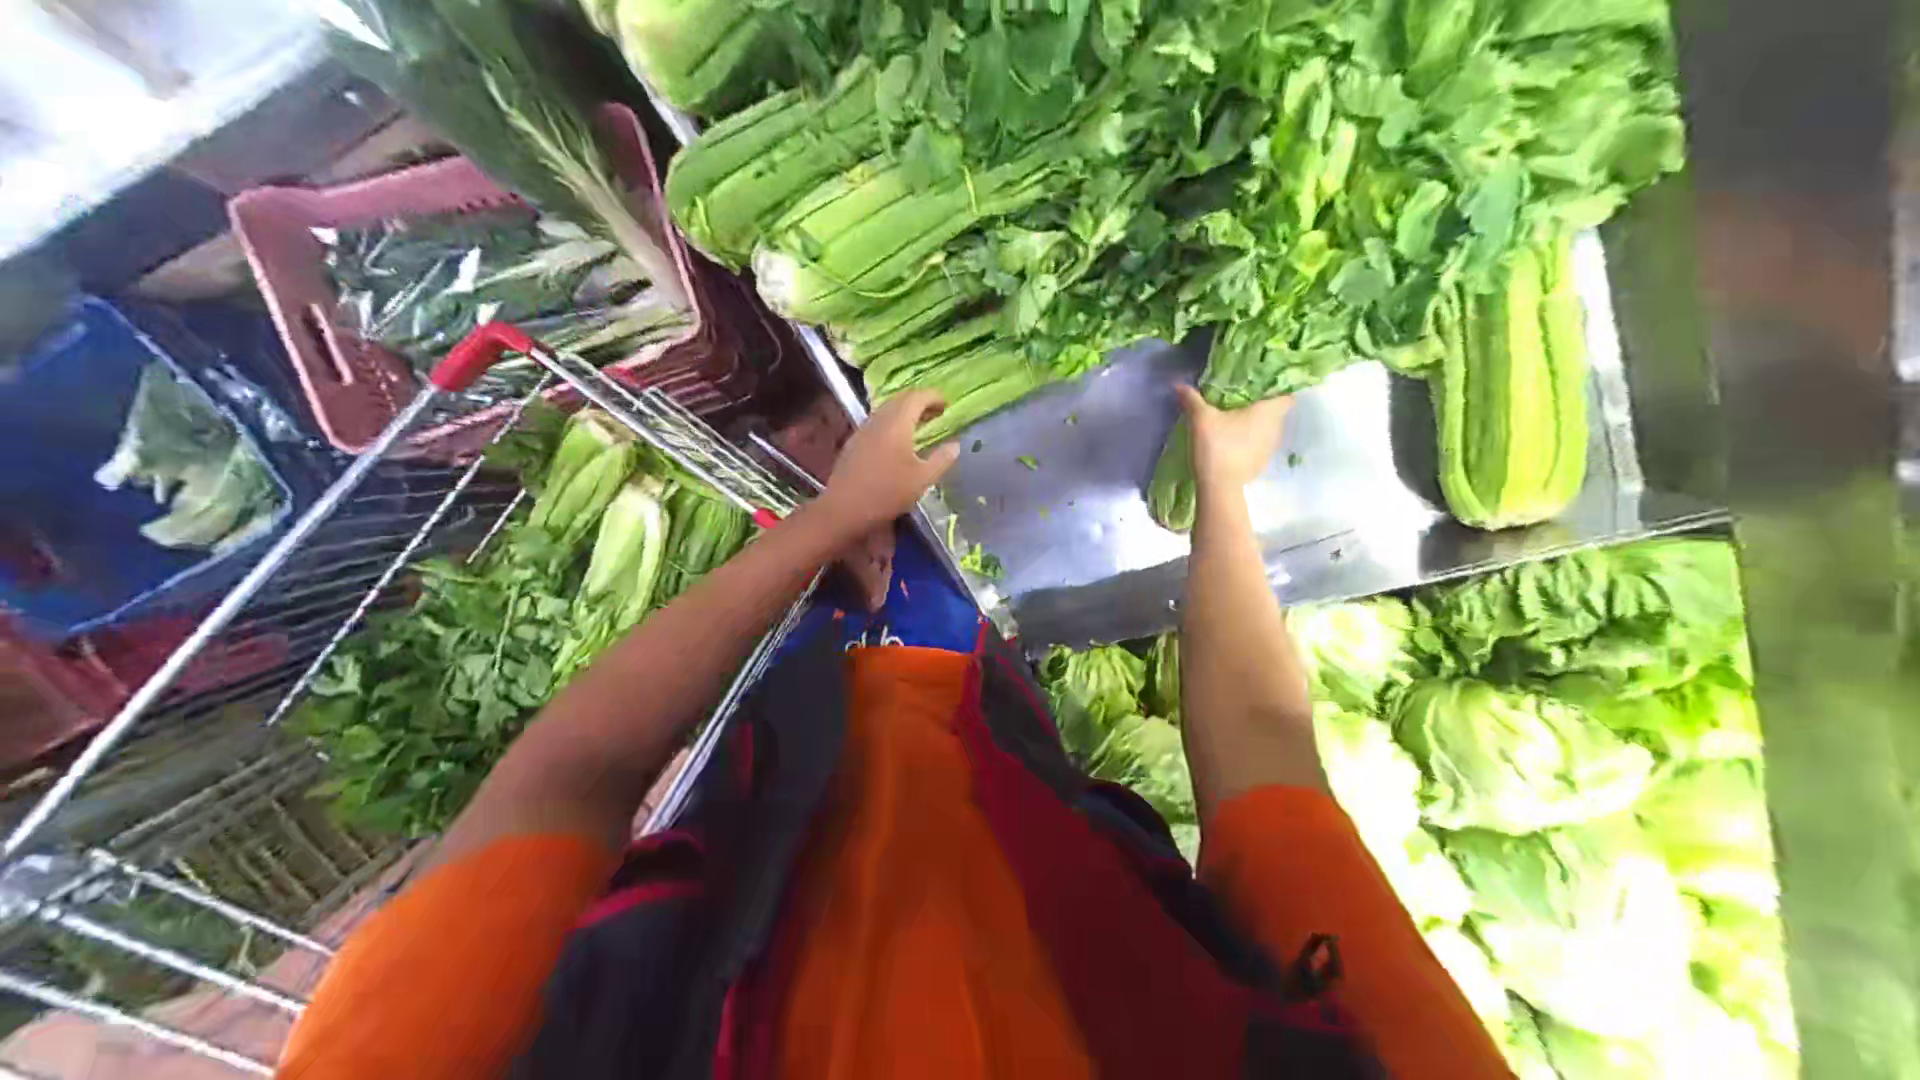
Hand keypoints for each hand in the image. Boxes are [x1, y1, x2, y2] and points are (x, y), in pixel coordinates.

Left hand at [815, 390, 960, 535]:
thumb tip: (956, 445)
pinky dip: (892, 423)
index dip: (934, 396)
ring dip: (904, 412)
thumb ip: (942, 459)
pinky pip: (877, 423)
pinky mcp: (853, 443)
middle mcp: (878, 420)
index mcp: (897, 423)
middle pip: (900, 399)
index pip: (917, 397)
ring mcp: (862, 430)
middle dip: (920, 402)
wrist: (844, 509)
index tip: (947, 405)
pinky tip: (897, 442)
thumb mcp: (923, 479)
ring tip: (919, 427)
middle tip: (935, 414)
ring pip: (886, 410)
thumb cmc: (887, 493)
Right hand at [1175, 384, 1291, 492]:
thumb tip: (1178, 385)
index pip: (1287, 394)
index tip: (1261, 387)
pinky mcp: (1261, 462)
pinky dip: (1250, 441)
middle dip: (1262, 405)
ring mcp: (1270, 447)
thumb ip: (1192, 399)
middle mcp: (1276, 428)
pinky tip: (1233, 442)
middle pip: (1276, 411)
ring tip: (1236, 421)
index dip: (1277, 389)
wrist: (1220, 486)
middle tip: (1241, 401)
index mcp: (1268, 411)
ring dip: (1256, 425)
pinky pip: (1260, 444)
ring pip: (1268, 429)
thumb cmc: (1217, 446)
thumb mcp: (1201, 419)